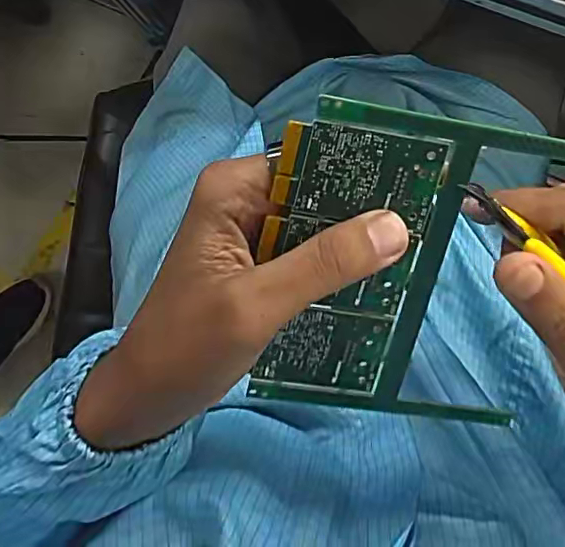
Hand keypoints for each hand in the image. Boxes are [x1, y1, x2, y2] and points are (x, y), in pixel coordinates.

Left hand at [74, 155, 410, 449]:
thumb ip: (324, 263)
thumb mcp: (258, 304)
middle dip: (361, 213)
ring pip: (317, 224)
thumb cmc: (186, 346)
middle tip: (421, 227)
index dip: (359, 173)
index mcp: (233, 187)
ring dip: (352, 241)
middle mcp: (243, 196)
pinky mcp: (259, 261)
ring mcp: (251, 229)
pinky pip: (308, 252)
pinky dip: (335, 265)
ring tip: (410, 252)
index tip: (412, 187)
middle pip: (317, 192)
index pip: (310, 164)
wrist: (143, 401)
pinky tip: (373, 279)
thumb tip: (395, 225)